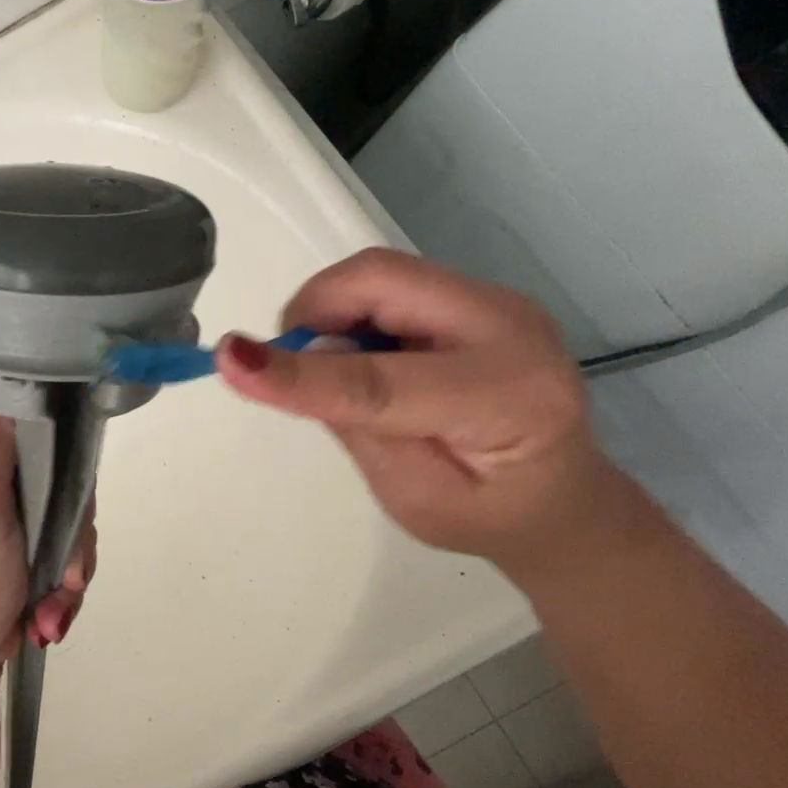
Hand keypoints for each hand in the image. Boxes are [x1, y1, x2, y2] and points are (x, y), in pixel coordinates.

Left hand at [0, 410, 96, 678]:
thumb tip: (2, 376)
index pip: (42, 428)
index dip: (68, 461)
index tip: (71, 502)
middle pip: (69, 484)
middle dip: (74, 537)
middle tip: (60, 572)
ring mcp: (14, 528)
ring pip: (75, 528)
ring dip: (69, 575)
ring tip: (47, 610)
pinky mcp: (27, 563)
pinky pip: (68, 563)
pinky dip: (63, 596)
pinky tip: (47, 620)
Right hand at [214, 248, 619, 570]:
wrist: (558, 497)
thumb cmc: (485, 514)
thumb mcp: (413, 497)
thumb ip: (358, 426)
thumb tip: (285, 362)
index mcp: (507, 399)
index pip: (381, 380)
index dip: (301, 370)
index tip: (229, 359)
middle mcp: (510, 327)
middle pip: (381, 279)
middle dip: (314, 311)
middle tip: (288, 362)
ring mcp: (495, 301)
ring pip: (378, 273)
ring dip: (331, 313)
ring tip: (333, 371)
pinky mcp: (474, 295)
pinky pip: (388, 283)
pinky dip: (351, 313)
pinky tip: (364, 358)